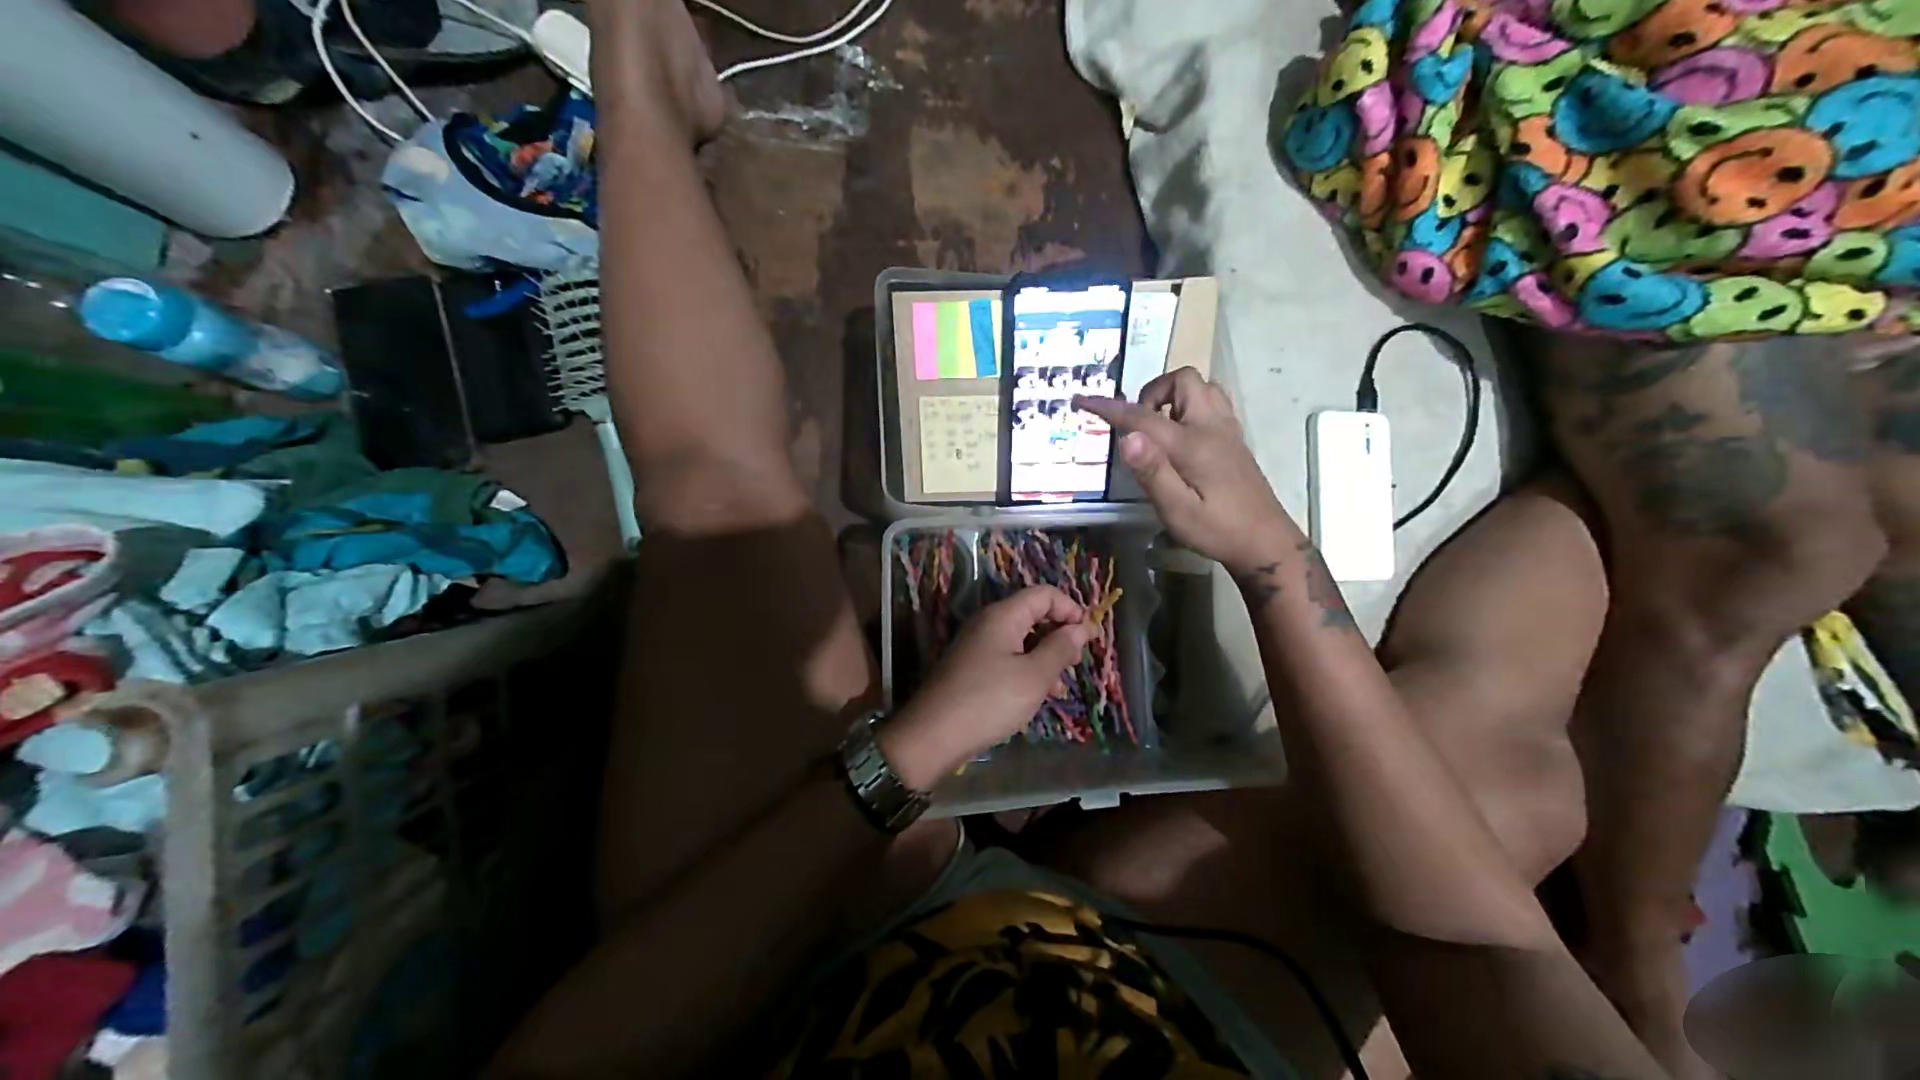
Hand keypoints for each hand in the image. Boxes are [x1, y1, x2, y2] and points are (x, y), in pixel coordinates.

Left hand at [878, 586, 1094, 789]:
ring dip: (1046, 656)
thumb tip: (1080, 628)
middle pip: (1032, 614)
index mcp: (1003, 616)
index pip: (1044, 594)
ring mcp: (977, 646)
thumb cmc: (989, 701)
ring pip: (1021, 639)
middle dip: (1059, 633)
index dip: (1070, 609)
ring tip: (1061, 685)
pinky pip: (1008, 658)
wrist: (933, 734)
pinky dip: (1028, 670)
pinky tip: (1039, 695)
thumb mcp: (1033, 676)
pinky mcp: (972, 668)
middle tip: (1077, 662)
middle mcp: (988, 623)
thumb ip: (1060, 649)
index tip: (1088, 637)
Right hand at [1077, 368, 1300, 573]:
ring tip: (1159, 429)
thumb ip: (1152, 472)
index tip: (1083, 400)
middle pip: (1182, 380)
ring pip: (1201, 387)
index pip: (1143, 416)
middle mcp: (1212, 426)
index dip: (1109, 408)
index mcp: (1192, 443)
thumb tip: (1128, 437)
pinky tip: (1181, 438)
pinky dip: (1189, 406)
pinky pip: (1211, 402)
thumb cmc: (1217, 530)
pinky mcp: (1233, 439)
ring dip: (1174, 396)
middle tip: (1140, 427)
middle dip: (1153, 393)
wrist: (1265, 541)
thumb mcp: (1177, 510)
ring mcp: (1227, 430)